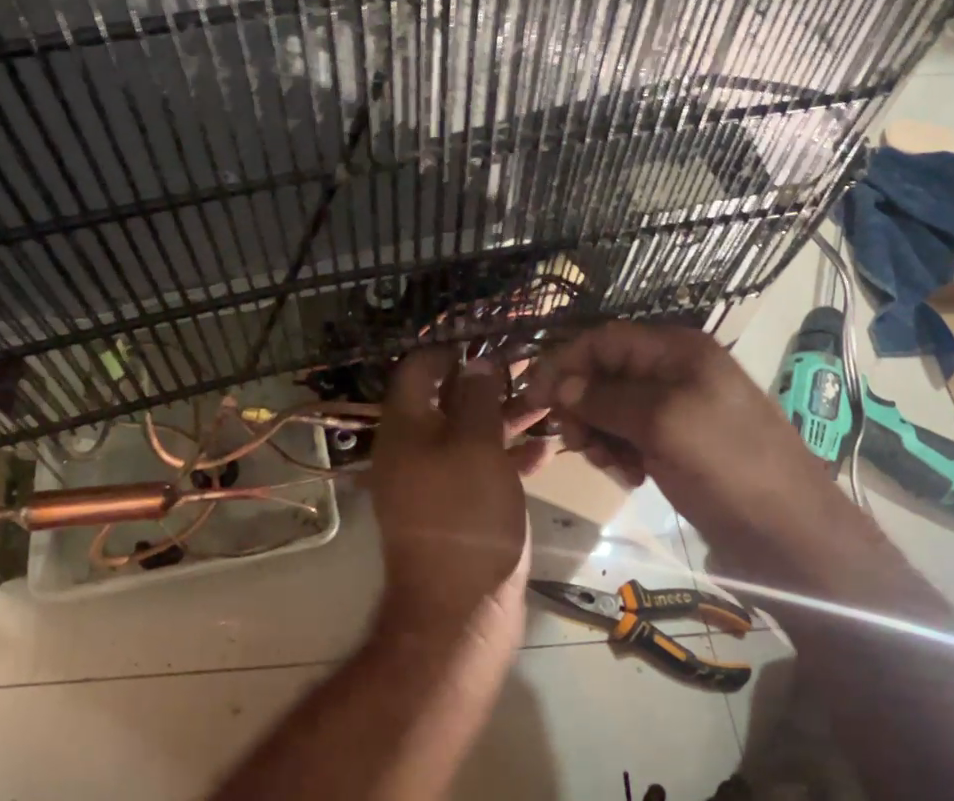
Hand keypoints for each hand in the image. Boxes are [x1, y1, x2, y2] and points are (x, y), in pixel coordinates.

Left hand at [369, 349, 539, 641]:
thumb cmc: (466, 516)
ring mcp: (433, 481)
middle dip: (488, 383)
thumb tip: (475, 361)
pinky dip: (507, 455)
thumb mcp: (476, 447)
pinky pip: (479, 468)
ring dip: (505, 417)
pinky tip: (546, 449)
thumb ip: (477, 399)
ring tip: (549, 403)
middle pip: (446, 401)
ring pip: (468, 435)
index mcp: (404, 428)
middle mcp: (412, 450)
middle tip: (531, 369)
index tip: (490, 343)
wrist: (459, 610)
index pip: (417, 370)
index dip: (450, 351)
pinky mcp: (456, 508)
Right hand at [519, 321, 833, 536]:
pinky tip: (629, 478)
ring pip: (611, 410)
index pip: (603, 340)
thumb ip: (606, 398)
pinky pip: (629, 438)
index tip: (534, 399)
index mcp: (677, 351)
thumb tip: (558, 385)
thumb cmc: (730, 468)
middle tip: (576, 443)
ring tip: (609, 465)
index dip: (565, 364)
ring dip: (598, 434)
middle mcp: (675, 373)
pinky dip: (618, 454)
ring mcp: (677, 412)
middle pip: (603, 374)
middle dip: (581, 405)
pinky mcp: (677, 447)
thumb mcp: (665, 423)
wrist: (792, 538)